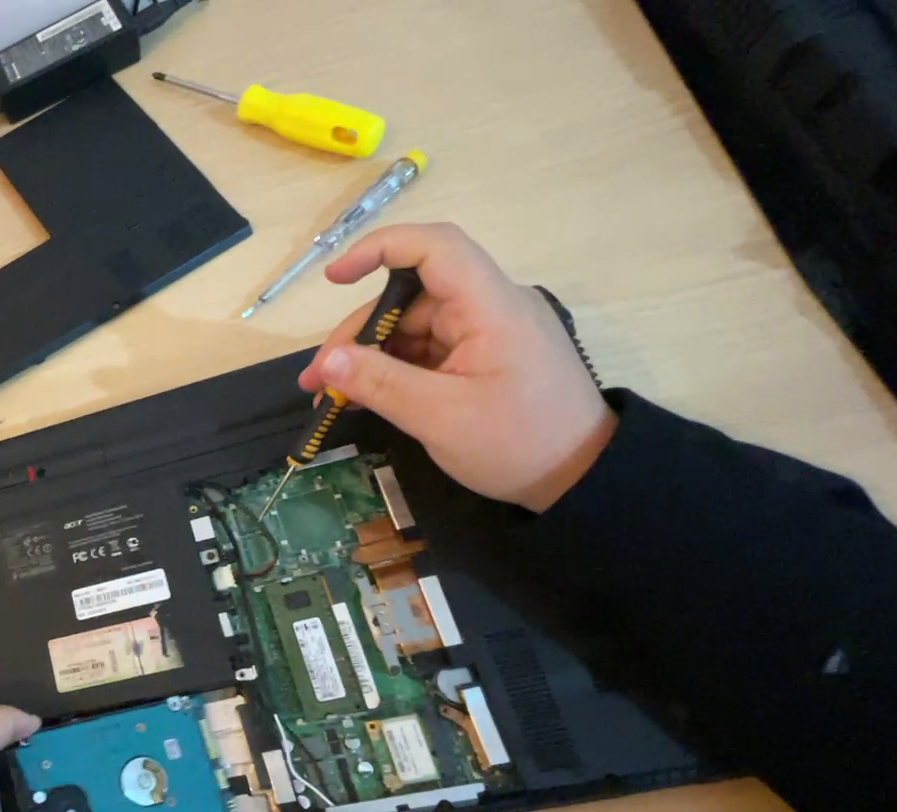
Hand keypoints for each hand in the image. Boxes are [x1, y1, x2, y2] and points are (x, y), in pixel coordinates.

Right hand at [299, 223, 617, 511]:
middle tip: (316, 380)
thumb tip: (327, 361)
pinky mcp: (475, 360)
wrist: (580, 477)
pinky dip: (386, 373)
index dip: (380, 249)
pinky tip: (356, 398)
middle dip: (354, 335)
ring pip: (406, 330)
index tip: (333, 278)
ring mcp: (481, 335)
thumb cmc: (517, 442)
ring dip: (364, 360)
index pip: (434, 249)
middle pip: (407, 300)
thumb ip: (380, 383)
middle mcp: (485, 309)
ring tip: (328, 397)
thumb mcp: (440, 417)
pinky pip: (420, 354)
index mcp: (490, 308)